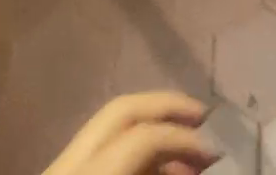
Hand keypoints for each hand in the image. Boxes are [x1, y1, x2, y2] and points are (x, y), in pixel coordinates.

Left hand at [42, 92, 221, 174]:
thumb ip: (162, 172)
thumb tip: (199, 159)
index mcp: (87, 169)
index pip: (141, 135)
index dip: (181, 137)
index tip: (213, 151)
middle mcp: (68, 159)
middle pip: (122, 110)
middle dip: (167, 107)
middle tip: (204, 118)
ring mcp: (62, 162)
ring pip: (111, 127)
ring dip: (155, 130)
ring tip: (190, 152)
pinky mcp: (64, 168)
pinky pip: (104, 149)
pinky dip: (136, 151)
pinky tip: (163, 167)